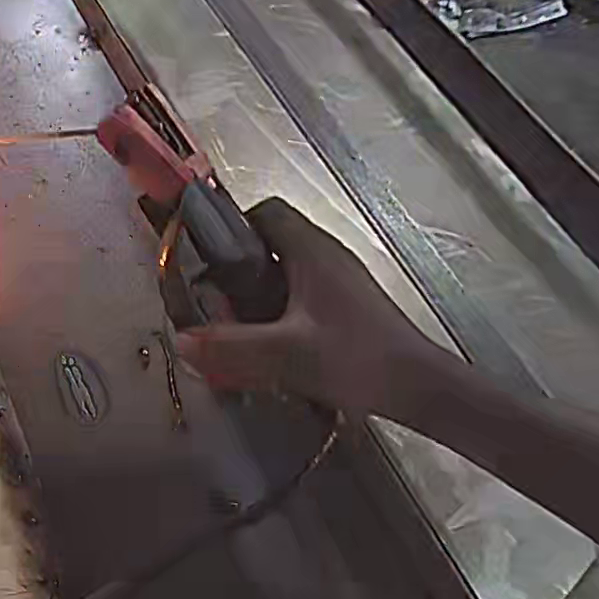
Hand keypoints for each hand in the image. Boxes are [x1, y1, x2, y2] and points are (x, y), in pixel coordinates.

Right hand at [173, 198, 442, 413]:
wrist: (417, 387)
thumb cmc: (357, 357)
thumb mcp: (285, 353)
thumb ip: (230, 346)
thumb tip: (181, 341)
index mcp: (311, 251)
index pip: (266, 212)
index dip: (232, 227)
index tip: (208, 260)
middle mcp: (325, 256)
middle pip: (270, 242)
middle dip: (238, 268)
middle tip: (217, 302)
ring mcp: (338, 281)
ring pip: (284, 271)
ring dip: (257, 293)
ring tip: (237, 326)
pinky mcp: (344, 306)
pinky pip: (299, 295)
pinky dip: (277, 311)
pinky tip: (270, 344)